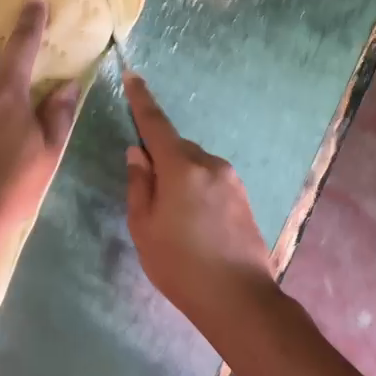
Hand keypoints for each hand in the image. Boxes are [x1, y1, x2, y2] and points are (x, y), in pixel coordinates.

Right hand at [124, 74, 274, 323]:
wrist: (239, 300)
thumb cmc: (180, 264)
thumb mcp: (143, 226)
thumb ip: (139, 183)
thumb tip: (138, 153)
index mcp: (181, 167)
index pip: (155, 124)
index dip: (141, 100)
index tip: (133, 75)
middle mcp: (210, 164)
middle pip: (176, 148)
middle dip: (159, 159)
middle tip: (146, 196)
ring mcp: (231, 181)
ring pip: (194, 166)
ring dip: (179, 178)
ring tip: (171, 219)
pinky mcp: (243, 198)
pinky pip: (209, 182)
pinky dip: (195, 191)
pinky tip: (192, 224)